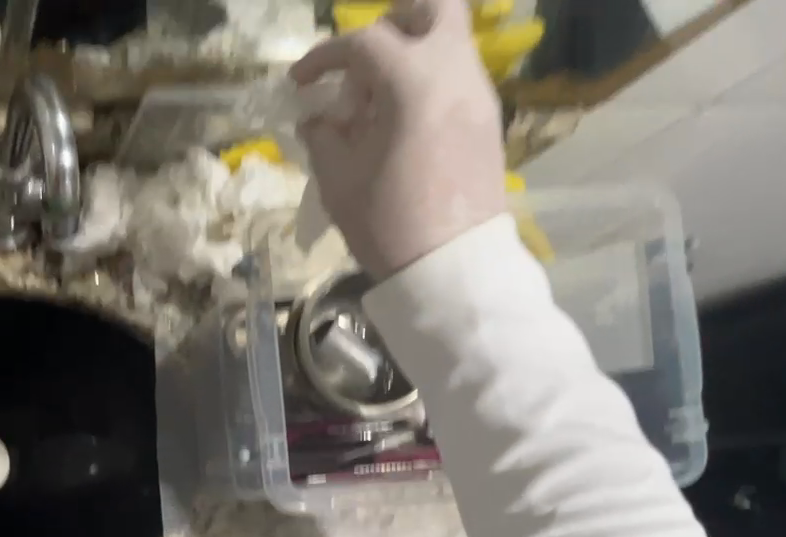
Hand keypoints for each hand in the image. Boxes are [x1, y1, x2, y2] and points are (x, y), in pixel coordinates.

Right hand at [292, 0, 506, 279]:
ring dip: (407, 54)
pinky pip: (454, 72)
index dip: (323, 57)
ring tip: (375, 102)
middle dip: (388, 24)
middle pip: (430, 8)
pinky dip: (424, 79)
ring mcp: (477, 89)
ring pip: (446, 38)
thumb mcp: (337, 181)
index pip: (362, 43)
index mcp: (412, 82)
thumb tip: (317, 117)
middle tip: (357, 62)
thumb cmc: (386, 222)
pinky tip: (399, 122)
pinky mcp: (486, 114)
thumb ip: (323, 136)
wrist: (448, 262)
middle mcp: (453, 69)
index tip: (299, 82)